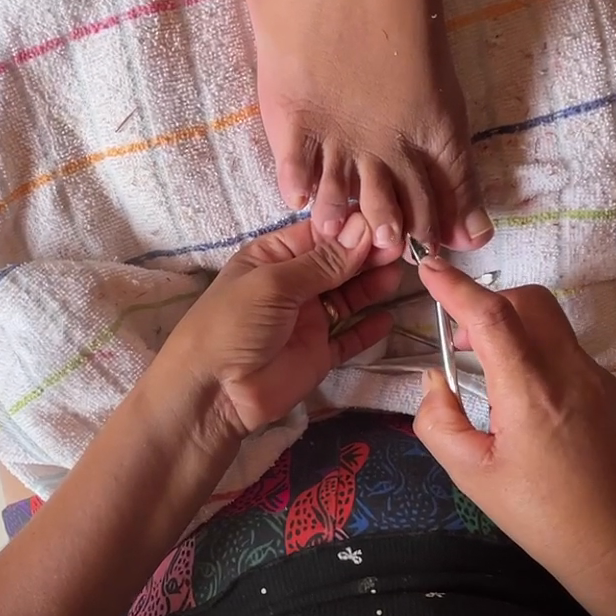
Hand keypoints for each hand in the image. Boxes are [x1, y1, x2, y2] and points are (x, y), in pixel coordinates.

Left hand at [150, 213, 399, 442]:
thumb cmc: (232, 324)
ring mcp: (307, 320)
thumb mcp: (274, 284)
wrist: (213, 393)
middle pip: (339, 263)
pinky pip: (349, 338)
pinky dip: (368, 329)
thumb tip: (366, 228)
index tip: (388, 222)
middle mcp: (293, 285)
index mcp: (274, 257)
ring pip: (348, 297)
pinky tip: (388, 319)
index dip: (354, 228)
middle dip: (368, 254)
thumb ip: (322, 261)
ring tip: (400, 275)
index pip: (321, 233)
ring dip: (372, 286)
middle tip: (403, 248)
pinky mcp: (317, 354)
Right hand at [410, 258, 615, 586]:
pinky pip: (563, 346)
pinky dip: (531, 347)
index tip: (427, 266)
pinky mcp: (609, 389)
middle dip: (486, 301)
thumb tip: (434, 381)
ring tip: (485, 368)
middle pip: (527, 299)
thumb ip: (438, 421)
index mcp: (530, 392)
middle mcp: (569, 372)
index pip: (490, 316)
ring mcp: (596, 377)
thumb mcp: (470, 474)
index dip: (454, 287)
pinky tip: (519, 393)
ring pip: (549, 319)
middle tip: (459, 341)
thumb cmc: (539, 516)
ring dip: (509, 323)